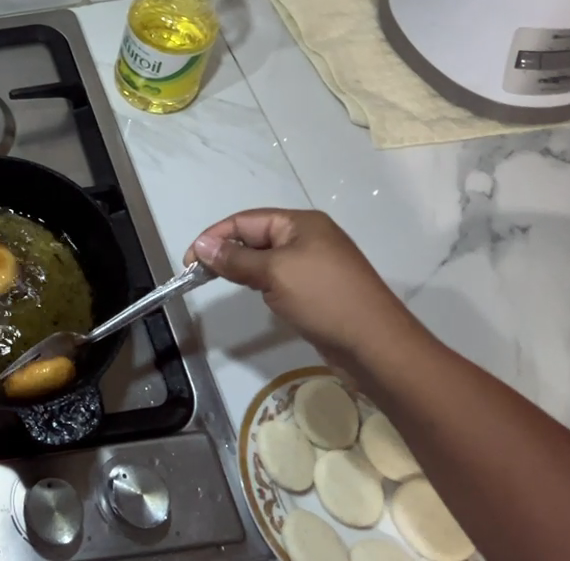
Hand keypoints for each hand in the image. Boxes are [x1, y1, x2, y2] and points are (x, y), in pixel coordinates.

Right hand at [186, 208, 426, 368]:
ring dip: (244, 269)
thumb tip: (202, 246)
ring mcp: (317, 264)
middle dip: (228, 252)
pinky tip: (258, 296)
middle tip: (201, 274)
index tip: (190, 260)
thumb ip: (235, 259)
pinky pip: (281, 278)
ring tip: (224, 284)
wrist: (379, 349)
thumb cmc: (325, 300)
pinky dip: (263, 283)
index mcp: (301, 223)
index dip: (214, 237)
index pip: (245, 221)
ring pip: (267, 259)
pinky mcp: (320, 289)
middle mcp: (309, 237)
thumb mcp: (274, 274)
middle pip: (255, 237)